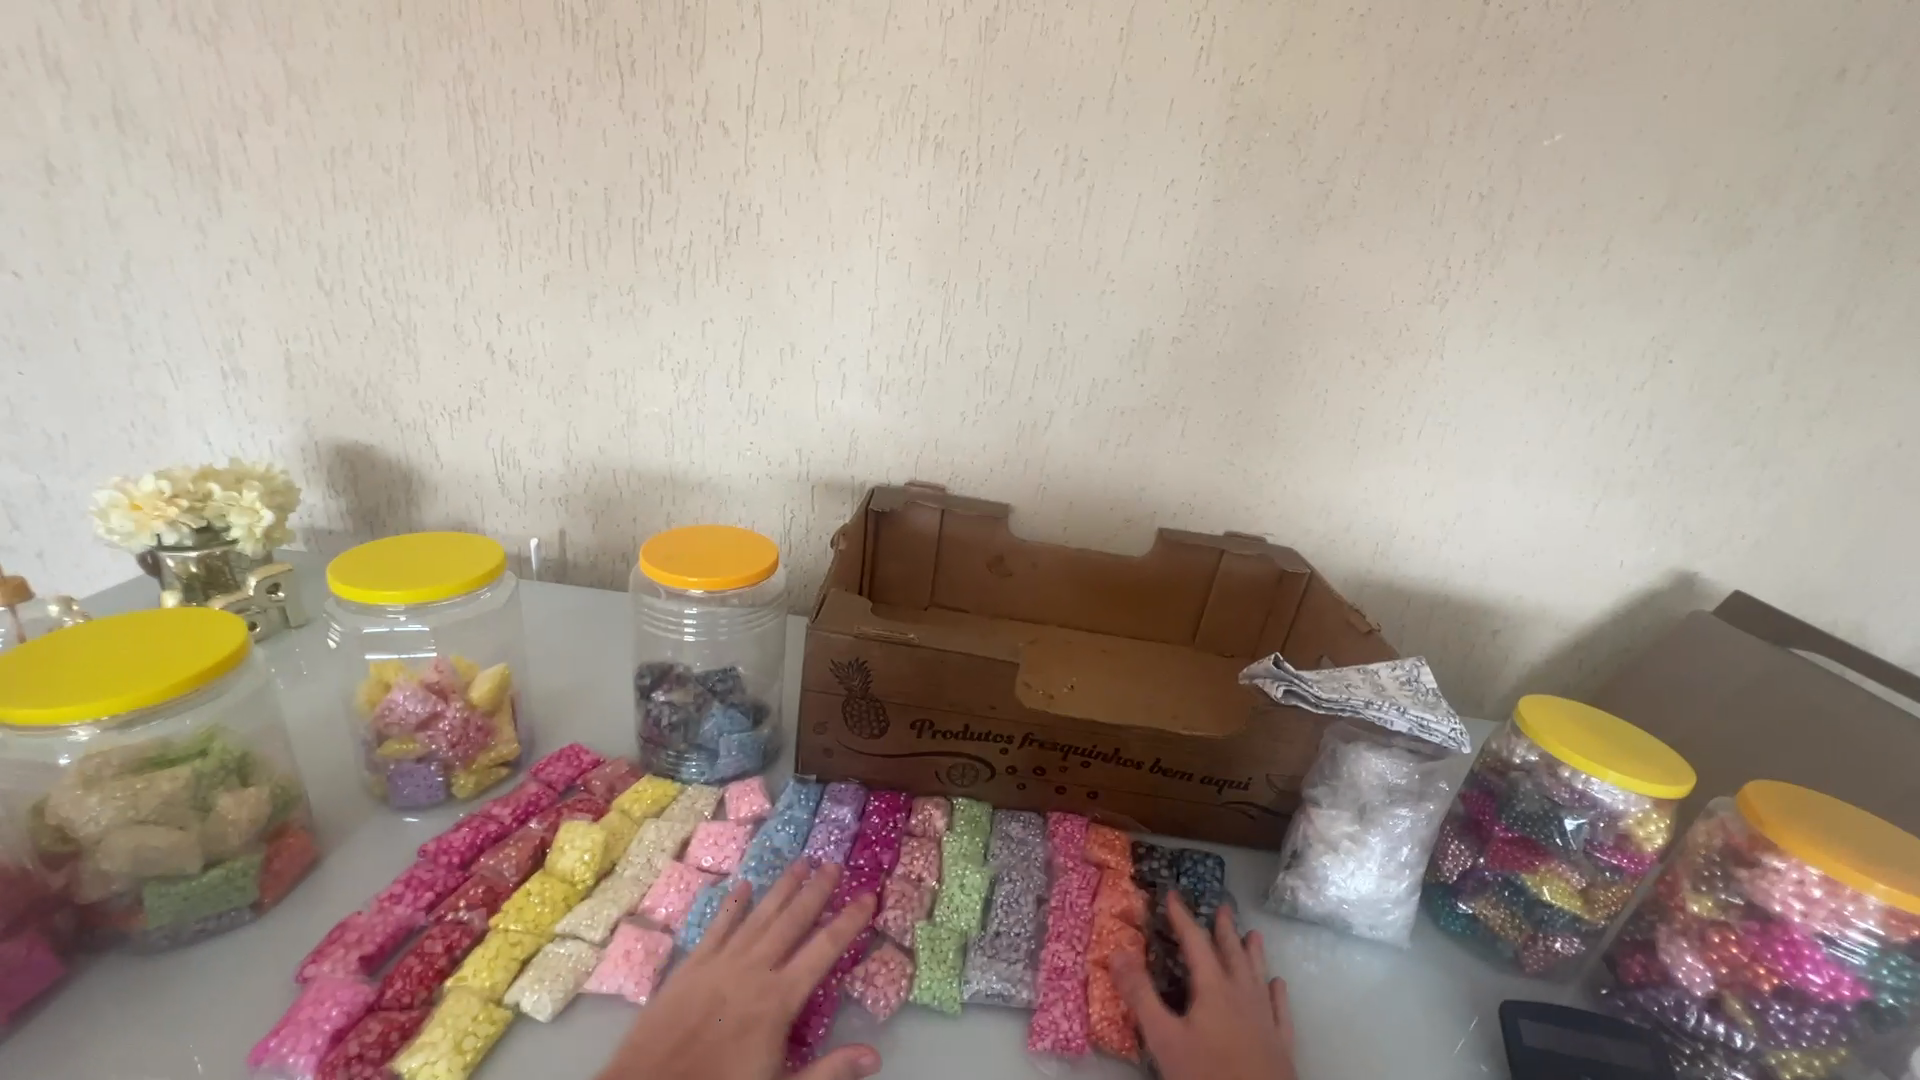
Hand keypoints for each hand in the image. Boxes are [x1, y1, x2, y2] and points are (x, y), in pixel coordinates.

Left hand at [594, 860, 881, 1079]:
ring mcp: (719, 964)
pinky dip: (732, 905)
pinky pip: (716, 928)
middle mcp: (753, 971)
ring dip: (781, 888)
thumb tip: (874, 1056)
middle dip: (816, 891)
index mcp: (779, 1000)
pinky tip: (743, 886)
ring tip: (801, 862)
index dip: (849, 921)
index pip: (824, 950)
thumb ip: (828, 1070)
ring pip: (758, 916)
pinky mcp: (689, 967)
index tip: (869, 895)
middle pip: (792, 921)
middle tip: (834, 862)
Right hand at [1112, 894, 1297, 1079]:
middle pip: (1231, 954)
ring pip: (1258, 976)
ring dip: (1253, 953)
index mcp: (1213, 989)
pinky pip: (1280, 1010)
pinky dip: (1278, 994)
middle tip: (1223, 907)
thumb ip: (1140, 995)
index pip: (1195, 943)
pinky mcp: (1281, 1044)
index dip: (1182, 918)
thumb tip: (1118, 952)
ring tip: (1253, 934)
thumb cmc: (1206, 1075)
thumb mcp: (1163, 1038)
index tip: (1173, 895)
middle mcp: (1242, 996)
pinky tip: (1279, 985)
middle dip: (1223, 930)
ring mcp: (1265, 1019)